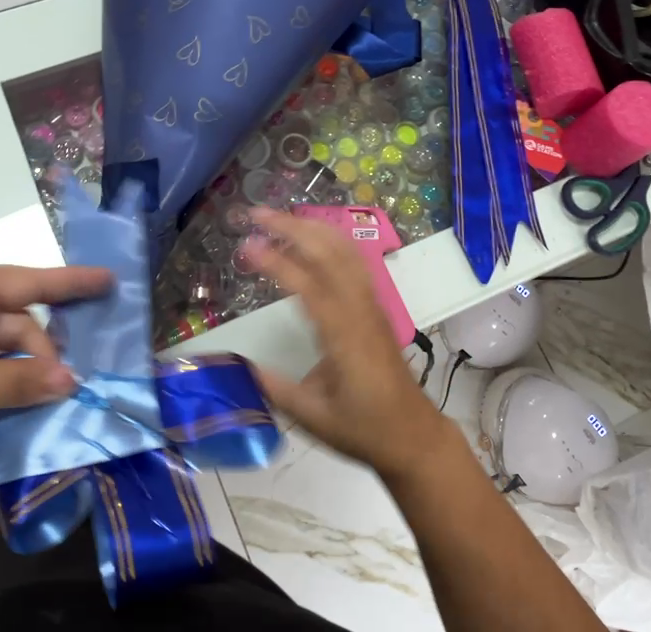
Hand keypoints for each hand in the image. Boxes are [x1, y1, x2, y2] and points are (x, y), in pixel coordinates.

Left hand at [0, 263, 112, 468]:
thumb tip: (72, 380)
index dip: (73, 283)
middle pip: (21, 324)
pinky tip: (23, 409)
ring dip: (25, 376)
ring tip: (49, 405)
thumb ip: (20, 381)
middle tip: (72, 389)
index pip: (30, 281)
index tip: (110, 281)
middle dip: (46, 355)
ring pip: (6, 351)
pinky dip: (5, 386)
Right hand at [245, 208, 447, 477]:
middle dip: (292, 228)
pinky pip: (355, 260)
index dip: (277, 262)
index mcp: (345, 338)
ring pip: (345, 251)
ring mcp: (372, 305)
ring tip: (277, 217)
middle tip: (255, 214)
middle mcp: (361, 312)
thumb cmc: (364, 429)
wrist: (413, 436)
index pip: (309, 287)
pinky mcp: (375, 306)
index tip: (247, 246)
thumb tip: (237, 365)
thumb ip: (274, 389)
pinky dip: (330, 238)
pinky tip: (311, 234)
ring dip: (311, 227)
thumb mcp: (313, 418)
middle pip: (329, 254)